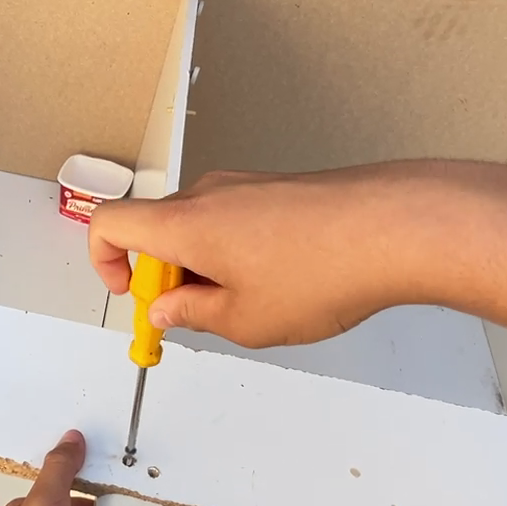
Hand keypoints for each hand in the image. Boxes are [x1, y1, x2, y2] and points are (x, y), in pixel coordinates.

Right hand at [87, 164, 470, 348]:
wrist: (403, 226)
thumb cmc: (321, 272)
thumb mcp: (243, 320)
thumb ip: (191, 314)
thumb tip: (167, 308)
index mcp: (182, 224)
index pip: (108, 223)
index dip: (103, 261)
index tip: (130, 294)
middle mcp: (206, 195)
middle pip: (154, 231)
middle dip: (163, 278)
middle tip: (199, 317)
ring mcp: (244, 185)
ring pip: (196, 227)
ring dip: (201, 268)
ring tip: (251, 305)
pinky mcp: (276, 187)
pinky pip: (231, 219)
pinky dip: (232, 253)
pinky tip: (279, 283)